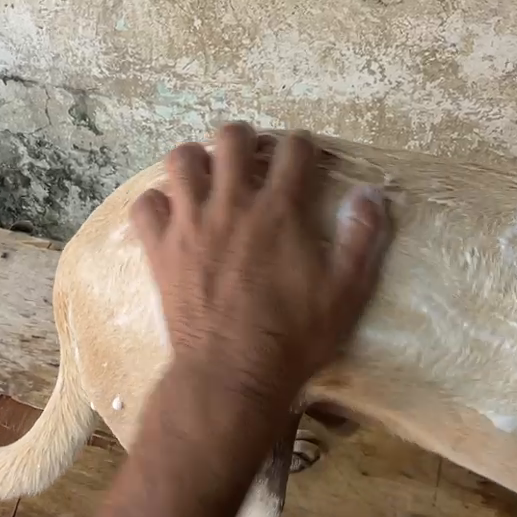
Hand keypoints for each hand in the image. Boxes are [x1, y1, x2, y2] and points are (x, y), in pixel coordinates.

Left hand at [130, 124, 389, 413]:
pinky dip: (157, 203)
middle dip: (246, 139)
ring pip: (181, 158)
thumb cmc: (293, 338)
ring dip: (197, 161)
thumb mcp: (345, 293)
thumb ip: (361, 238)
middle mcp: (232, 204)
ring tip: (208, 180)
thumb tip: (370, 192)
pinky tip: (173, 216)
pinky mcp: (159, 247)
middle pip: (231, 137)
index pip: (293, 148)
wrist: (230, 378)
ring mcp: (189, 223)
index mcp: (279, 209)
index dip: (302, 146)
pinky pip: (145, 204)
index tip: (302, 159)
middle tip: (252, 160)